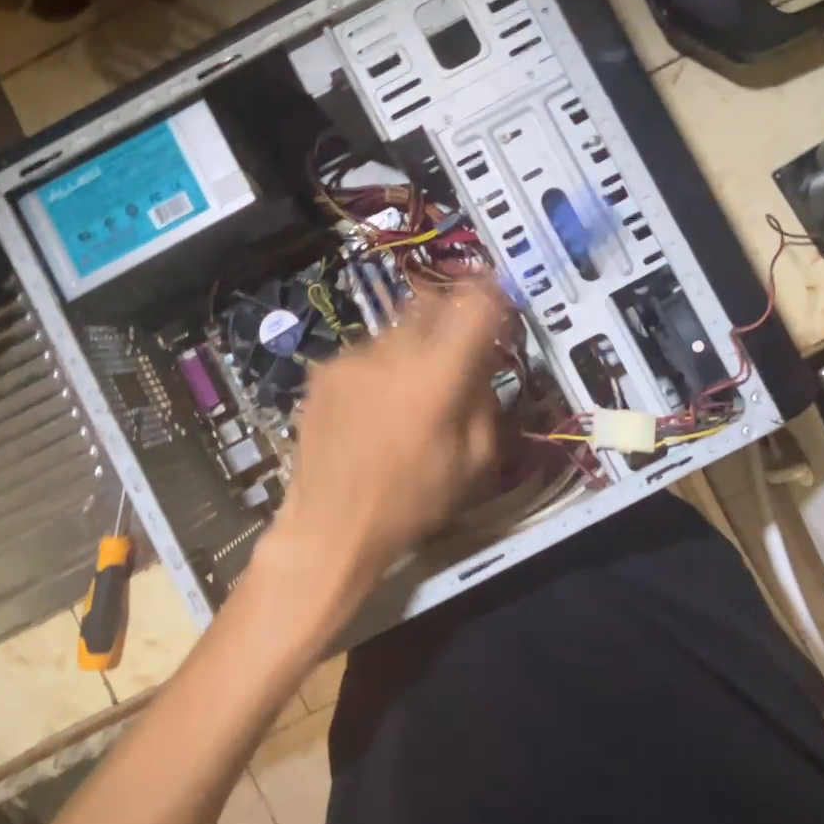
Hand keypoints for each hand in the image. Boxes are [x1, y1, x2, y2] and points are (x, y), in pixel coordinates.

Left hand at [256, 282, 509, 599]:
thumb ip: (485, 399)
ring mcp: (351, 358)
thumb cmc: (412, 502)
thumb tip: (483, 361)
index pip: (474, 304)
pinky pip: (365, 354)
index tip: (500, 306)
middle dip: (452, 316)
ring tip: (410, 389)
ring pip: (397, 330)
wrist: (329, 527)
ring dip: (413, 344)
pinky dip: (379, 367)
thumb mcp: (474, 461)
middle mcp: (393, 353)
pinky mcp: (323, 371)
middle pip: (433, 304)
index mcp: (438, 375)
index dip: (493, 295)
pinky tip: (374, 405)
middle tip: (459, 346)